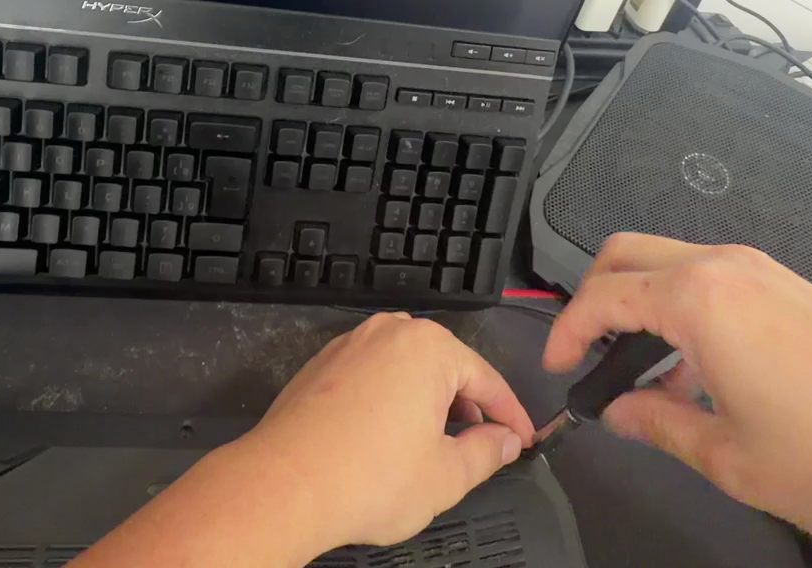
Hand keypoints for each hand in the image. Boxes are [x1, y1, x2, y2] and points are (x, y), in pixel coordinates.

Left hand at [230, 312, 534, 551]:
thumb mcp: (446, 475)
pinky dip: (392, 396)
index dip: (511, 414)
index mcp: (428, 347)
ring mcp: (353, 341)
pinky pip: (375, 371)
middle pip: (446, 364)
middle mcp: (391, 330)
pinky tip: (389, 433)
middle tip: (483, 443)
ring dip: (429, 399)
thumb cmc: (372, 477)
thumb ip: (486, 452)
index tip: (524, 440)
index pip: (486, 378)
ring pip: (408, 366)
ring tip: (436, 442)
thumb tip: (505, 439)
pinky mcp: (325, 361)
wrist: (286, 481)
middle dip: (468, 403)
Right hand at [545, 234, 811, 566]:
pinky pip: (708, 277)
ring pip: (667, 261)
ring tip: (643, 370)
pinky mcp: (791, 284)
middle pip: (626, 253)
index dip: (567, 330)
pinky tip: (699, 367)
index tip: (559, 366)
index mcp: (696, 298)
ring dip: (638, 300)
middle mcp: (722, 265)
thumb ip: (659, 424)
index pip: (602, 295)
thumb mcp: (734, 459)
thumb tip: (618, 409)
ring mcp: (762, 269)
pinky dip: (678, 304)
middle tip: (588, 353)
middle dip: (592, 296)